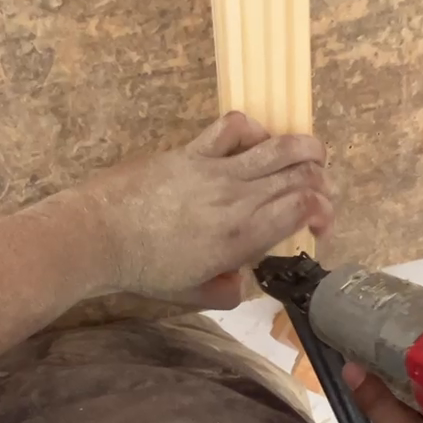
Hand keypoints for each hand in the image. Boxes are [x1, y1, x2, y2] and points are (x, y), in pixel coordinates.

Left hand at [65, 111, 334, 308]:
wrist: (99, 237)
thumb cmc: (143, 271)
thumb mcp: (191, 294)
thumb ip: (225, 291)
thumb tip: (242, 283)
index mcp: (241, 235)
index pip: (302, 208)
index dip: (323, 212)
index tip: (317, 226)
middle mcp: (237, 198)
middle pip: (299, 175)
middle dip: (322, 184)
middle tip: (318, 198)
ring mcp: (215, 169)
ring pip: (278, 146)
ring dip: (306, 149)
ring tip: (314, 159)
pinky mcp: (192, 152)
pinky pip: (233, 127)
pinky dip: (255, 129)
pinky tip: (258, 141)